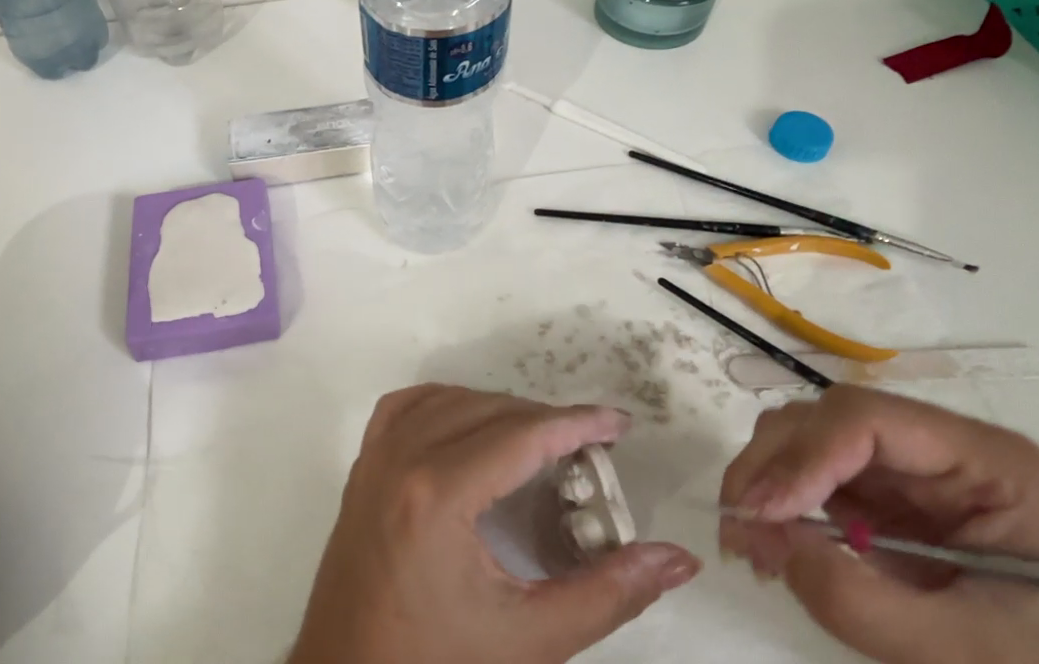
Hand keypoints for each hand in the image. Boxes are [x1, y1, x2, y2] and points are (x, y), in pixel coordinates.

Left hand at [289, 384, 700, 663]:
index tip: (620, 424)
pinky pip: (405, 408)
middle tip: (589, 449)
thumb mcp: (530, 637)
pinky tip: (471, 426)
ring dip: (497, 408)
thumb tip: (677, 559)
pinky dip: (445, 403)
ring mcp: (374, 459)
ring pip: (446, 400)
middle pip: (487, 410)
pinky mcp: (360, 468)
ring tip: (540, 440)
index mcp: (439, 495)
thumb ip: (608, 594)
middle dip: (544, 420)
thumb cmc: (436, 659)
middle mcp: (402, 460)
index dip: (577, 423)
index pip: (521, 435)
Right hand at [720, 385, 1038, 663]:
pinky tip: (766, 546)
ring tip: (749, 547)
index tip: (763, 514)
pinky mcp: (874, 495)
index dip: (806, 456)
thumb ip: (859, 600)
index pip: (868, 419)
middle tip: (740, 534)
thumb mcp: (957, 650)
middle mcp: (936, 447)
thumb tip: (769, 538)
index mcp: (986, 462)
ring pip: (800, 438)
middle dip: (772, 470)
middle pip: (823, 420)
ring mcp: (901, 468)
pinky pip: (801, 476)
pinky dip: (770, 505)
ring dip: (761, 484)